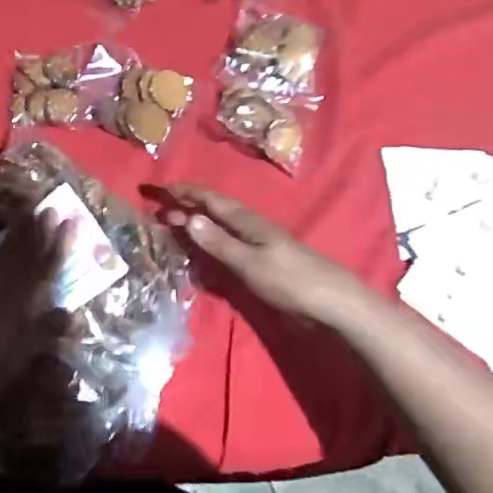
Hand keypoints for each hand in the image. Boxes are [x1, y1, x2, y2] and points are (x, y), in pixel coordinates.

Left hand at [0, 209, 71, 423]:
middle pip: (20, 253)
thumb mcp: (18, 359)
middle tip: (48, 207)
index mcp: (17, 303)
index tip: (71, 222)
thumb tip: (71, 313)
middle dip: (36, 230)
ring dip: (12, 232)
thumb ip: (44, 333)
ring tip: (23, 213)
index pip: (43, 267)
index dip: (58, 245)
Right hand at [160, 184, 380, 329]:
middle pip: (215, 210)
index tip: (158, 188)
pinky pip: (229, 243)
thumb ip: (219, 242)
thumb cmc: (292, 281)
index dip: (184, 192)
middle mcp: (252, 227)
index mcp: (248, 222)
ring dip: (198, 223)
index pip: (210, 199)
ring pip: (221, 225)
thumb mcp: (250, 263)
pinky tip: (204, 251)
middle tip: (159, 210)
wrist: (334, 303)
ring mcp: (260, 243)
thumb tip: (188, 217)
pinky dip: (211, 242)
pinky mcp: (264, 261)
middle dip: (187, 206)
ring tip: (175, 226)